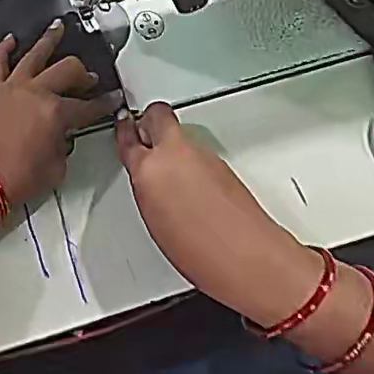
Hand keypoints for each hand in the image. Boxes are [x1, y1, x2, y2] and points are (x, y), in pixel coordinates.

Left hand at [0, 21, 119, 215]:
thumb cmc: (12, 176)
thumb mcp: (55, 169)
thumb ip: (63, 147)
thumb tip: (60, 139)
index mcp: (56, 112)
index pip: (89, 105)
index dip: (104, 104)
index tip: (111, 100)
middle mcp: (35, 93)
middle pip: (67, 70)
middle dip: (83, 73)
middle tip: (89, 77)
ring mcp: (12, 88)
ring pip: (35, 54)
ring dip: (49, 40)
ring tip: (58, 28)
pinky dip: (5, 49)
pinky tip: (11, 40)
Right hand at [115, 103, 318, 319]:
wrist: (249, 258)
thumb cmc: (203, 250)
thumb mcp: (153, 220)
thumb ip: (146, 188)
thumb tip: (147, 180)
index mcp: (149, 168)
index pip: (129, 137)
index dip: (124, 130)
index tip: (124, 125)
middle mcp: (177, 154)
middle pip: (157, 115)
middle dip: (149, 120)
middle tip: (143, 130)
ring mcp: (203, 156)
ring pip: (180, 133)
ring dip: (173, 145)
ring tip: (170, 170)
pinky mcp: (223, 164)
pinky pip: (199, 152)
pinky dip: (192, 160)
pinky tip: (192, 185)